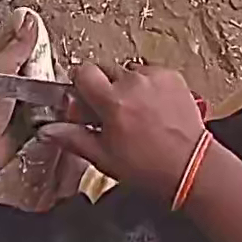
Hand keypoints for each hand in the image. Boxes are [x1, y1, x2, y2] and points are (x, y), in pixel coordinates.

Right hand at [37, 63, 206, 202]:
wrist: (194, 171)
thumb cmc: (149, 169)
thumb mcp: (105, 158)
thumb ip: (73, 138)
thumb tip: (47, 130)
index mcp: (112, 102)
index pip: (83, 72)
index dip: (82, 84)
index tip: (87, 99)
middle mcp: (132, 83)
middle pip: (105, 70)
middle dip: (106, 87)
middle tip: (115, 111)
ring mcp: (153, 78)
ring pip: (128, 71)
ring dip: (129, 86)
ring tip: (140, 112)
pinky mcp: (171, 76)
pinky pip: (149, 73)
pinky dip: (149, 86)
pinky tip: (156, 108)